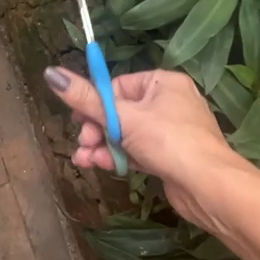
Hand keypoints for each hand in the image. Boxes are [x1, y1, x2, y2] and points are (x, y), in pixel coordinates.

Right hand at [43, 66, 249, 233]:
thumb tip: (50, 72)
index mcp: (163, 83)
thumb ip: (85, 98)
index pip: (117, 86)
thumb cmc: (168, 141)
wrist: (209, 188)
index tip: (78, 120)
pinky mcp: (169, 156)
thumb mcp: (122, 118)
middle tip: (83, 142)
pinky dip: (118, 157)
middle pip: (119, 111)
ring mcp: (171, 131)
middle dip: (95, 129)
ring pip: (125, 134)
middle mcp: (169, 102)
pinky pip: (136, 150)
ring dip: (101, 146)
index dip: (95, 104)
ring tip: (84, 160)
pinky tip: (100, 165)